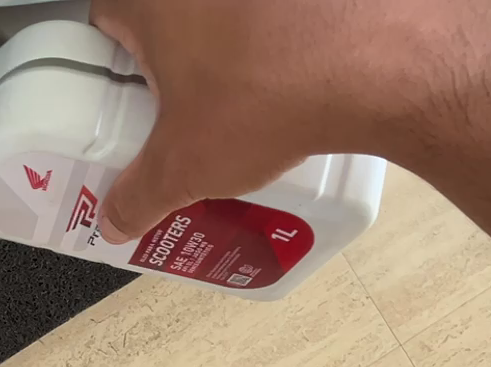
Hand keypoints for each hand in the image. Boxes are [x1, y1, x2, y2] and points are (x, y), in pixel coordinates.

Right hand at [90, 0, 469, 242]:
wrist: (387, 56)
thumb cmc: (272, 94)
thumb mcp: (184, 167)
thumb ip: (136, 198)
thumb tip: (113, 222)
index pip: (103, 22)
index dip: (107, 69)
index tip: (125, 101)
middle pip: (164, 13)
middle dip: (168, 56)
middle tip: (180, 107)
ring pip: (219, 7)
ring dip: (221, 38)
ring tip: (239, 91)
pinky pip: (272, 6)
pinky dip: (275, 25)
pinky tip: (290, 62)